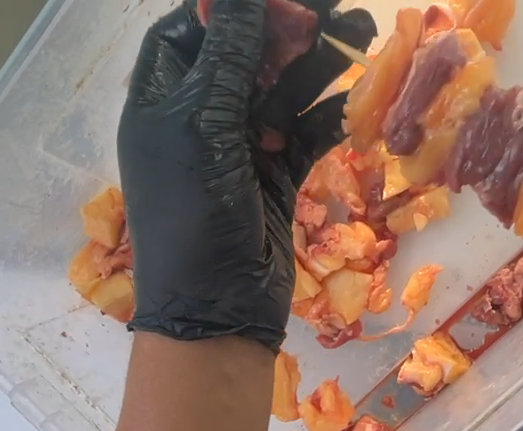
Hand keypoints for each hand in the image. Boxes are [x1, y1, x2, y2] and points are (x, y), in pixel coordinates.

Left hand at [119, 0, 374, 351]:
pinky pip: (302, 136)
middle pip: (245, 55)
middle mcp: (199, 120)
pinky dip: (326, 119)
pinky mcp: (273, 182)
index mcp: (162, 100)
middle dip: (287, 31)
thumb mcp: (202, 123)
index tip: (276, 3)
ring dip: (316, 67)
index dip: (232, 10)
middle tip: (337, 16)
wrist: (216, 306)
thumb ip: (229, 54)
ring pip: (280, 93)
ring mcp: (238, 152)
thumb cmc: (194, 212)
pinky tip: (353, 104)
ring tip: (360, 39)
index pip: (192, 31)